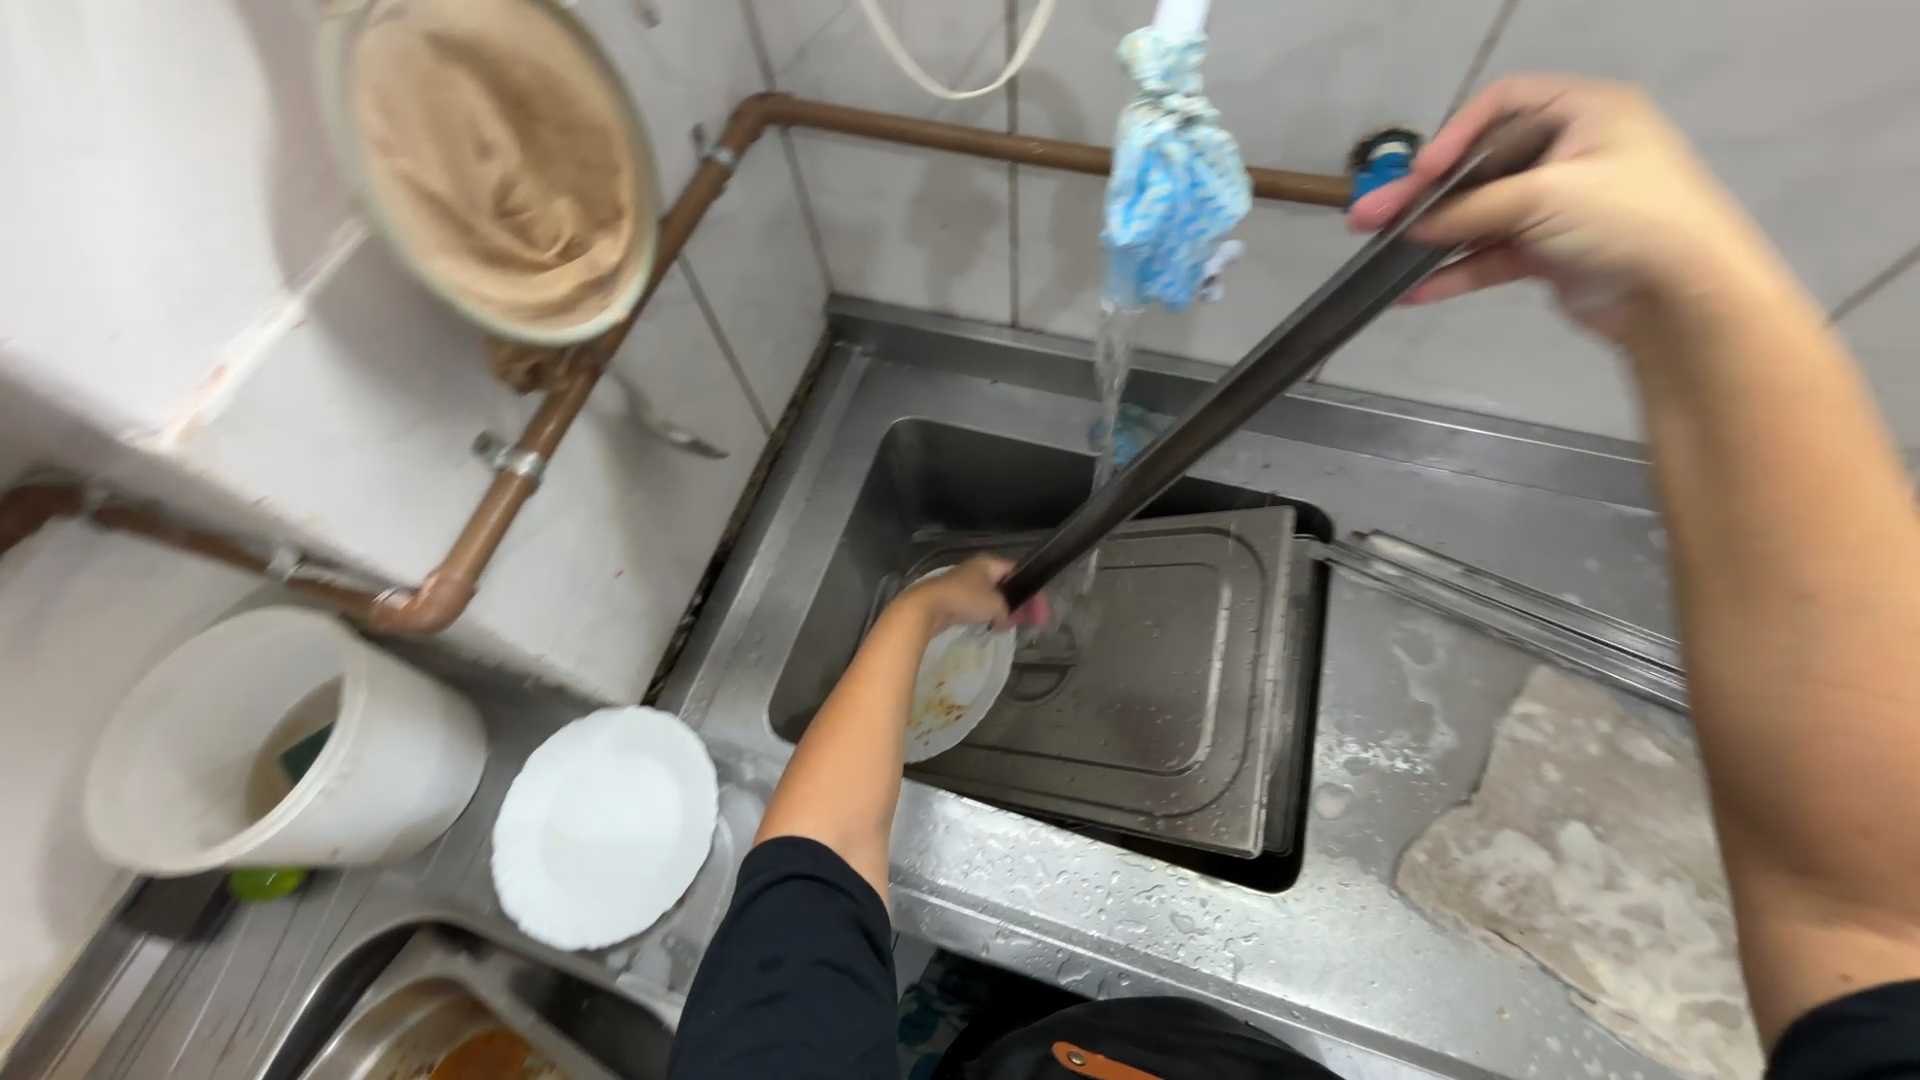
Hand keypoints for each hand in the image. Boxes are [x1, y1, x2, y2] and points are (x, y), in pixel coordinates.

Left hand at [895, 556, 1047, 632]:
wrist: (927, 607)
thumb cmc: (965, 599)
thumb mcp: (995, 605)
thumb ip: (1007, 611)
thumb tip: (1006, 620)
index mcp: (989, 563)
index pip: (1017, 572)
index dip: (1031, 590)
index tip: (1040, 610)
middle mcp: (977, 569)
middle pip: (1005, 584)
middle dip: (1019, 602)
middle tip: (1031, 620)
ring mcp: (963, 583)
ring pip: (991, 596)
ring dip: (1003, 610)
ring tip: (1012, 625)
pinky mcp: (953, 598)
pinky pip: (977, 605)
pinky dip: (988, 614)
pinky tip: (992, 627)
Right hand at [1348, 75, 1788, 343]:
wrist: (1677, 293)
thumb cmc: (1626, 217)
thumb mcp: (1546, 195)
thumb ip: (1472, 207)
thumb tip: (1411, 226)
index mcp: (1584, 114)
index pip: (1504, 103)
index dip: (1456, 133)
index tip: (1422, 171)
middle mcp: (1567, 153)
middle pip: (1478, 167)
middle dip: (1422, 196)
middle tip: (1368, 216)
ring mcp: (1554, 205)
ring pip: (1476, 216)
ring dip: (1429, 237)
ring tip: (1377, 253)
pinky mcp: (1544, 251)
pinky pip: (1486, 257)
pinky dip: (1451, 273)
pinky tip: (1411, 292)